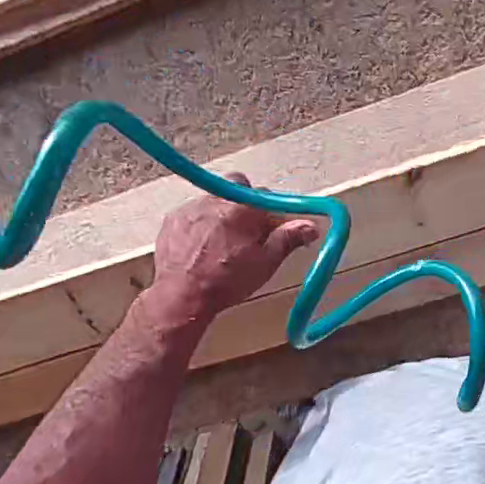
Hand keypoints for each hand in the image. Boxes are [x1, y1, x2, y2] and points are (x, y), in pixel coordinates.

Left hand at [147, 174, 319, 326]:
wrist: (183, 296)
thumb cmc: (225, 282)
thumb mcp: (265, 263)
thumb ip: (288, 239)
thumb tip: (310, 226)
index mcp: (244, 208)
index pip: (267, 198)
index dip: (272, 214)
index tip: (272, 230)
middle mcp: (218, 199)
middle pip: (239, 188)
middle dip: (246, 203)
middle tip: (246, 231)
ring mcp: (192, 207)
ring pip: (215, 199)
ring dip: (222, 213)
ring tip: (221, 244)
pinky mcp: (173, 218)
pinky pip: (193, 213)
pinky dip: (199, 224)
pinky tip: (201, 247)